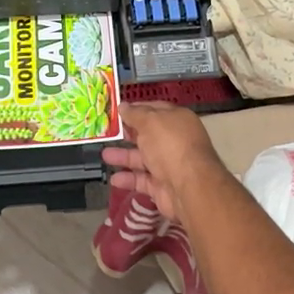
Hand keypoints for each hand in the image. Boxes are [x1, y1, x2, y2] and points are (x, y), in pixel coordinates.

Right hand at [101, 102, 229, 222]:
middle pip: (147, 135)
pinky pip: (142, 180)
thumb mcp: (150, 122)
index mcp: (176, 120)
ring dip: (124, 156)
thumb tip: (123, 106)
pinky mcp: (162, 187)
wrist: (189, 187)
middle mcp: (174, 141)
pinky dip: (128, 179)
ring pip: (142, 158)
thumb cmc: (170, 144)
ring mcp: (168, 165)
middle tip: (106, 132)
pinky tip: (114, 179)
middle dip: (127, 134)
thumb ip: (135, 114)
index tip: (116, 111)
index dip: (136, 109)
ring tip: (105, 155)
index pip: (154, 110)